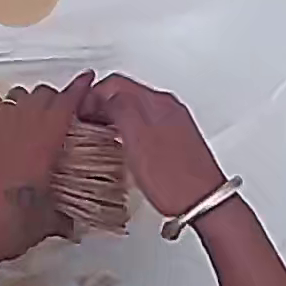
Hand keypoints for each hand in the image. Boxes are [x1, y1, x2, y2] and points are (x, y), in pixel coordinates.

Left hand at [0, 73, 95, 268]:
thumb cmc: (9, 223)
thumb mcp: (45, 222)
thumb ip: (62, 216)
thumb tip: (71, 225)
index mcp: (47, 135)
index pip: (68, 100)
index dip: (80, 88)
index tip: (87, 78)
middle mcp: (24, 120)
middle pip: (45, 93)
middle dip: (56, 100)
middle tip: (60, 117)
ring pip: (20, 94)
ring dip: (30, 102)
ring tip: (31, 121)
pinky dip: (4, 110)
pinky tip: (4, 127)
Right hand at [87, 75, 226, 216]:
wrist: (205, 203)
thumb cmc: (173, 177)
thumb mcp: (137, 139)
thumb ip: (120, 110)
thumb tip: (106, 95)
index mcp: (156, 101)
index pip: (117, 82)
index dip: (94, 95)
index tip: (80, 112)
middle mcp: (167, 106)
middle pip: (127, 91)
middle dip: (103, 103)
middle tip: (86, 121)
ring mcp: (174, 121)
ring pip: (136, 106)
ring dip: (115, 115)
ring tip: (100, 132)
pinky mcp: (177, 138)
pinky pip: (146, 120)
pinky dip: (129, 126)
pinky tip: (123, 143)